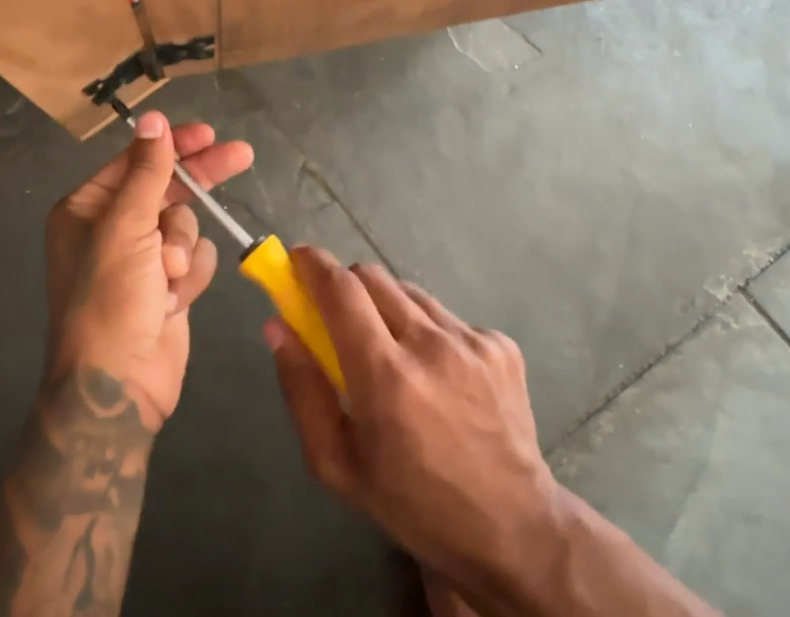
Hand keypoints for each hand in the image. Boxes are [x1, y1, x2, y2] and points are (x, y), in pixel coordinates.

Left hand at [44, 111, 253, 428]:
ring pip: (188, 227)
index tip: (209, 134)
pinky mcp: (167, 287)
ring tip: (167, 278)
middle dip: (197, 183)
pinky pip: (196, 260)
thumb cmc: (110, 298)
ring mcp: (142, 260)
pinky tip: (174, 300)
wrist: (118, 383)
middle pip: (168, 190)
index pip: (137, 162)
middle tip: (241, 155)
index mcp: (88, 209)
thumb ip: (146, 172)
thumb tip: (152, 120)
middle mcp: (113, 229)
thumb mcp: (125, 227)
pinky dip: (191, 278)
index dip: (173, 146)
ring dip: (183, 249)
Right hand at [265, 247, 558, 602]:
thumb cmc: (410, 502)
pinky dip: (428, 333)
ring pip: (409, 293)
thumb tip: (278, 326)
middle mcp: (431, 345)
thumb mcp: (334, 463)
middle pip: (372, 276)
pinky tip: (437, 377)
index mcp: (385, 375)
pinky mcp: (502, 346)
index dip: (311, 265)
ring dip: (387, 309)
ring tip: (392, 356)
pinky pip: (446, 318)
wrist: (511, 528)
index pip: (340, 289)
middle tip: (336, 316)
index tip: (294, 260)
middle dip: (344, 285)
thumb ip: (300, 389)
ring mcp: (473, 342)